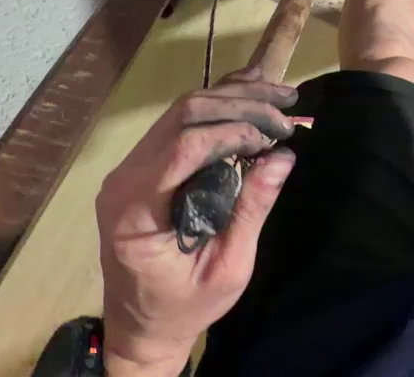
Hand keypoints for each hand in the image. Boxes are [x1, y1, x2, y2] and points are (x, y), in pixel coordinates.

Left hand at [95, 72, 300, 376]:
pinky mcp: (146, 160)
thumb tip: (284, 156)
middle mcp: (125, 177)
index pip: (184, 145)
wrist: (142, 326)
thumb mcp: (227, 269)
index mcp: (135, 210)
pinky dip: (222, 98)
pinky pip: (183, 116)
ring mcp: (132, 164)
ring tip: (282, 97)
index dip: (234, 131)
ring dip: (237, 96)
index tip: (274, 140)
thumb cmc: (183, 305)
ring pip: (186, 106)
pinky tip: (255, 86)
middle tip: (287, 115)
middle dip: (242, 105)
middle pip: (186, 113)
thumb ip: (251, 211)